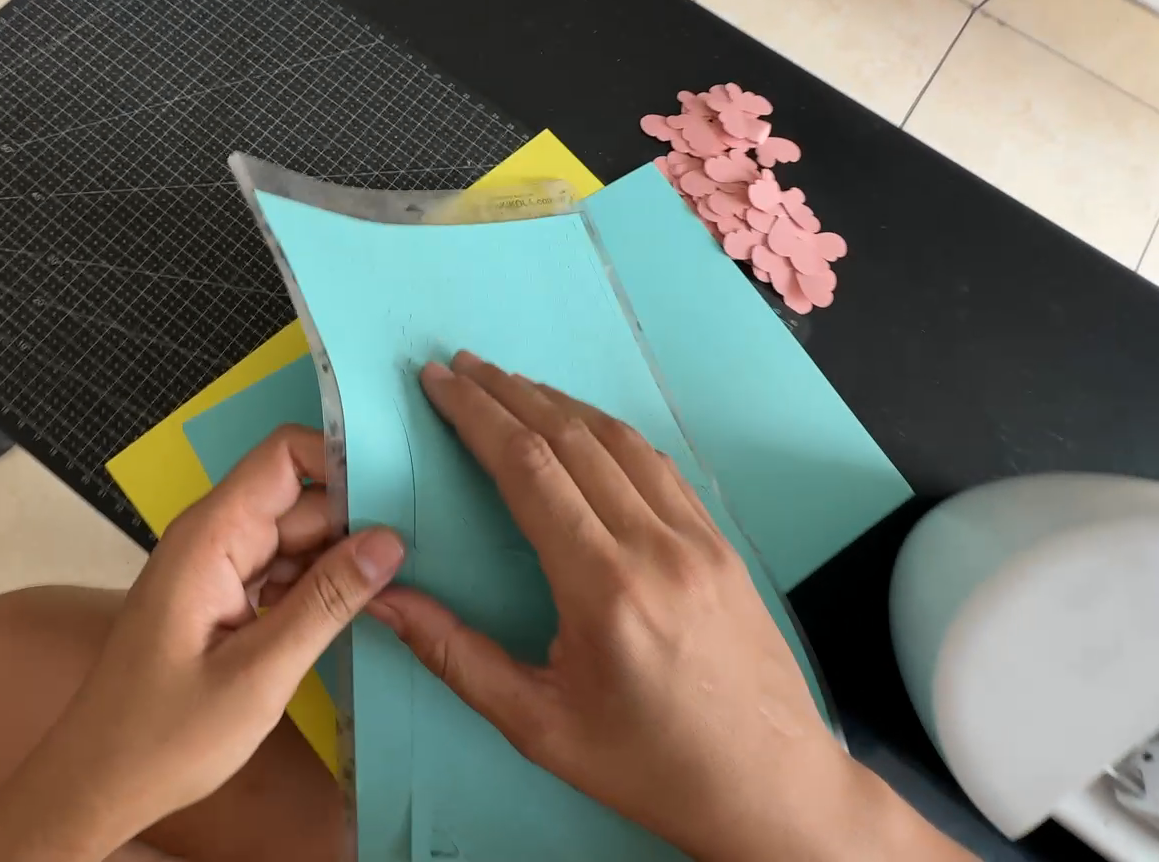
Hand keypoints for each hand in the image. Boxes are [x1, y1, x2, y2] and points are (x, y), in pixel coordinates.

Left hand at [2, 426, 403, 855]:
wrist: (99, 780)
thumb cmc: (168, 734)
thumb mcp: (259, 672)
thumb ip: (325, 600)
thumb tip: (390, 540)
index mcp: (213, 534)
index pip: (284, 456)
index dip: (340, 460)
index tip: (397, 492)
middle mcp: (215, 535)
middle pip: (298, 498)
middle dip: (354, 519)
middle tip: (416, 555)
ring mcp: (219, 564)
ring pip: (295, 535)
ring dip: (341, 556)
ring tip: (400, 583)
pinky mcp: (225, 593)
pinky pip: (281, 568)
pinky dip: (317, 584)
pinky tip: (356, 607)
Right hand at [369, 351, 967, 861]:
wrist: (776, 794)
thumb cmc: (646, 764)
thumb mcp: (536, 727)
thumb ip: (453, 656)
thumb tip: (381, 599)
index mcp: (603, 587)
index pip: (528, 468)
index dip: (476, 415)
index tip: (438, 381)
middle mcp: (654, 545)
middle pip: (567, 437)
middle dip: (504, 391)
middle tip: (457, 365)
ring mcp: (696, 536)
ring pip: (613, 437)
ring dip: (552, 398)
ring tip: (505, 379)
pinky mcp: (719, 539)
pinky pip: (653, 460)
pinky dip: (602, 425)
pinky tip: (575, 418)